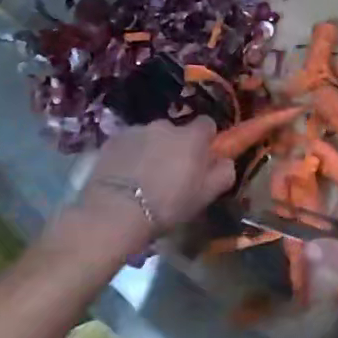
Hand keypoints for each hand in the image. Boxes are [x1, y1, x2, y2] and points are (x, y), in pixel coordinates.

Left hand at [77, 117, 235, 238]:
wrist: (114, 213)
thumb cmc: (167, 205)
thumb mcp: (206, 196)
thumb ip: (224, 172)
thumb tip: (224, 160)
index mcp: (192, 137)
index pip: (207, 124)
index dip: (205, 141)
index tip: (200, 159)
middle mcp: (166, 125)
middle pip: (177, 131)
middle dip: (175, 146)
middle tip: (170, 174)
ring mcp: (137, 130)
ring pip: (151, 137)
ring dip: (152, 150)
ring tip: (143, 178)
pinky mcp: (112, 139)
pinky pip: (129, 143)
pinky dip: (130, 155)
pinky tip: (124, 177)